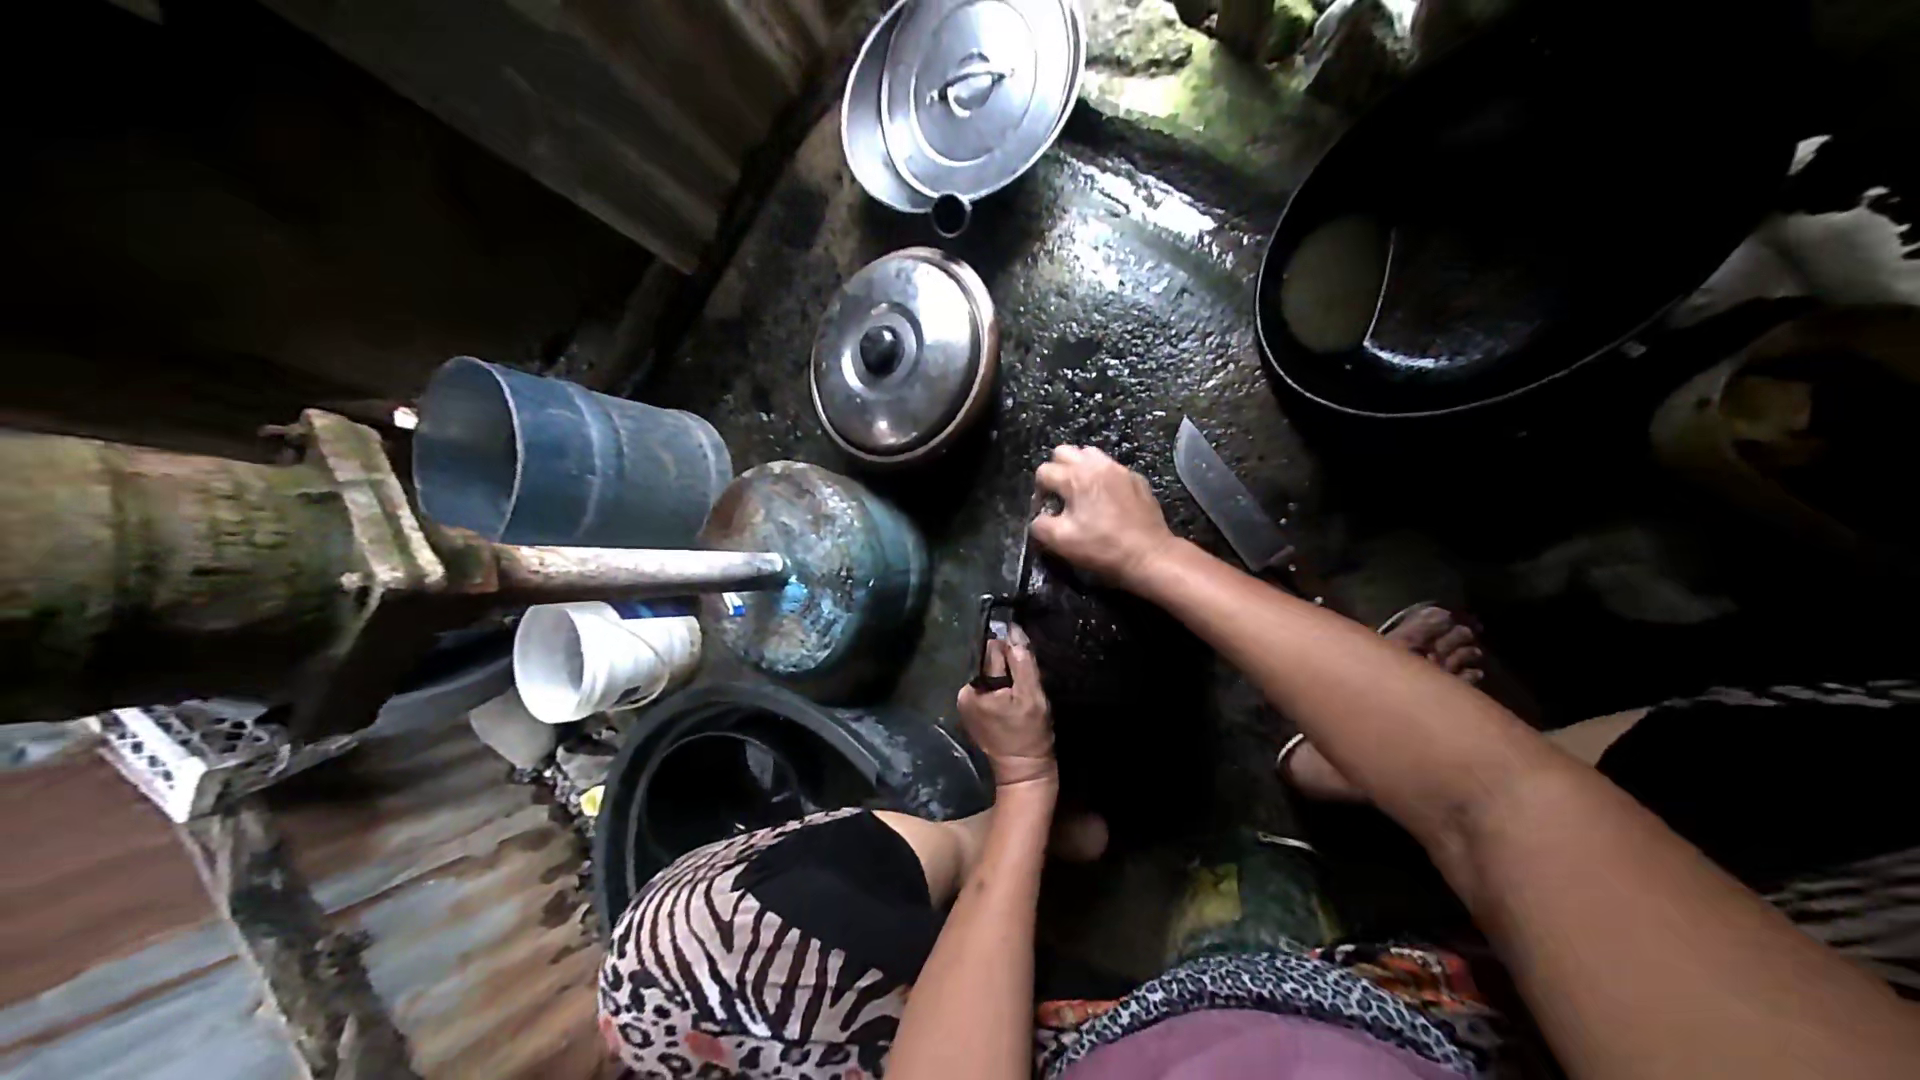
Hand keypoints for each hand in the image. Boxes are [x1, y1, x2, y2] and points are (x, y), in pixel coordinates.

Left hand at [956, 626, 1055, 788]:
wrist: (1024, 771)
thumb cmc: (1029, 734)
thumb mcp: (1031, 695)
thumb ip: (1021, 661)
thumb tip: (1012, 630)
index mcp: (973, 687)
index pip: (991, 651)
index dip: (1011, 652)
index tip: (1025, 662)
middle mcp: (963, 693)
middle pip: (989, 664)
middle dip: (1009, 668)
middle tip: (1027, 686)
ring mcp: (966, 705)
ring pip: (991, 677)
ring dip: (1007, 681)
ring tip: (1022, 697)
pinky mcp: (973, 713)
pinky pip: (989, 691)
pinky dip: (1002, 693)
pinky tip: (1014, 706)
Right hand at [1030, 445, 1176, 588]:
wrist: (1149, 554)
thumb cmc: (1103, 547)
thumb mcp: (1061, 541)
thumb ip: (1039, 525)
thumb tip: (1038, 518)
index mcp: (1076, 477)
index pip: (1044, 471)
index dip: (1039, 492)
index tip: (1048, 511)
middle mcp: (1097, 465)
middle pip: (1064, 452)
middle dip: (1057, 470)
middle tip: (1062, 496)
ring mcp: (1120, 469)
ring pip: (1090, 454)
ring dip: (1080, 468)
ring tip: (1083, 493)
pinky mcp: (1136, 479)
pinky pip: (1112, 468)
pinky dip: (1103, 478)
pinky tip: (1108, 501)